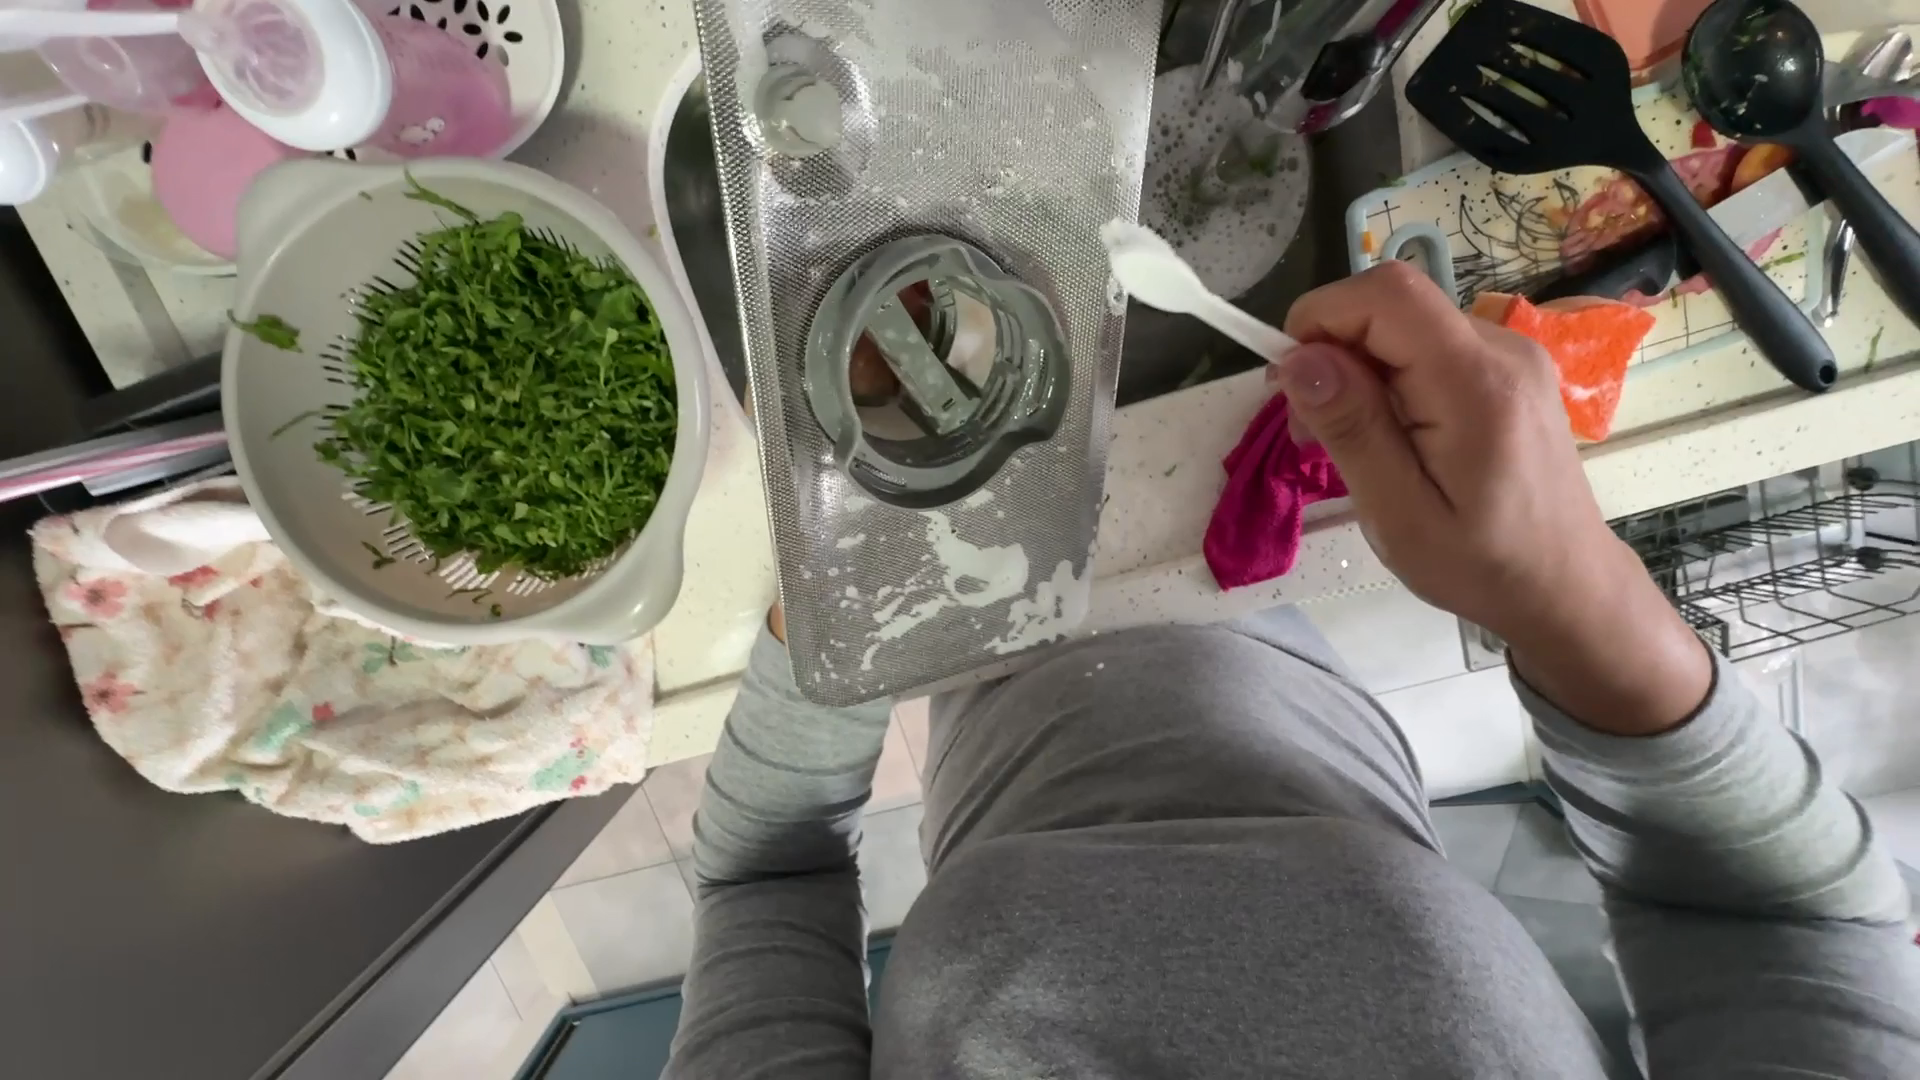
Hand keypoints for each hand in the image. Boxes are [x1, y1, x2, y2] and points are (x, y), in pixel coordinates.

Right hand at [1276, 263, 1709, 732]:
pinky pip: (1423, 347)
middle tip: (1309, 430)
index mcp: (1475, 383)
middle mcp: (1500, 350)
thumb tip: (1298, 360)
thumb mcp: (1396, 510)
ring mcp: (1508, 356)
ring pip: (1401, 325)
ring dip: (1352, 369)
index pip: (1386, 295)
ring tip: (1345, 441)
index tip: (1289, 384)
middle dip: (1329, 350)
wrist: (1561, 585)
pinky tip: (1383, 433)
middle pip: (1391, 305)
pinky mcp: (1503, 371)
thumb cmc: (1476, 562)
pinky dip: (1382, 378)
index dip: (1320, 317)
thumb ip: (1351, 428)